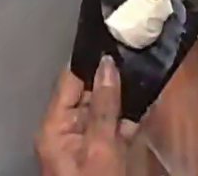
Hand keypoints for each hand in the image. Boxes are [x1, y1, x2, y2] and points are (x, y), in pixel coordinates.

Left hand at [35, 58, 136, 175]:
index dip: (92, 60)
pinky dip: (124, 122)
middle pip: (87, 92)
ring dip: (122, 102)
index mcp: (54, 126)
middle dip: (111, 80)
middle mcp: (63, 130)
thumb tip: (108, 61)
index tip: (115, 41)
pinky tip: (142, 109)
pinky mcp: (94, 157)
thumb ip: (105, 104)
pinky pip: (108, 129)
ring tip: (143, 82)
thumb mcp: (101, 147)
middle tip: (136, 61)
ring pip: (101, 110)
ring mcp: (79, 144)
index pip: (70, 78)